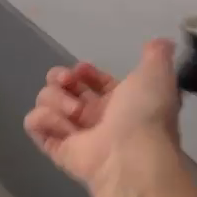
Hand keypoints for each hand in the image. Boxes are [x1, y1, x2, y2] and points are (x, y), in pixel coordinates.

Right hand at [24, 39, 182, 193]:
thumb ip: (155, 57)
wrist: (131, 155)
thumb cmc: (144, 116)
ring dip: (56, 100)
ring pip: (46, 100)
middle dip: (60, 78)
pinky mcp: (56, 148)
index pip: (87, 80)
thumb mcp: (155, 78)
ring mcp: (74, 133)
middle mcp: (94, 118)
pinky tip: (63, 127)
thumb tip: (162, 41)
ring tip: (74, 113)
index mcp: (117, 104)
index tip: (83, 70)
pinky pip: (34, 124)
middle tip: (68, 82)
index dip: (82, 71)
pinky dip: (43, 120)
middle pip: (60, 86)